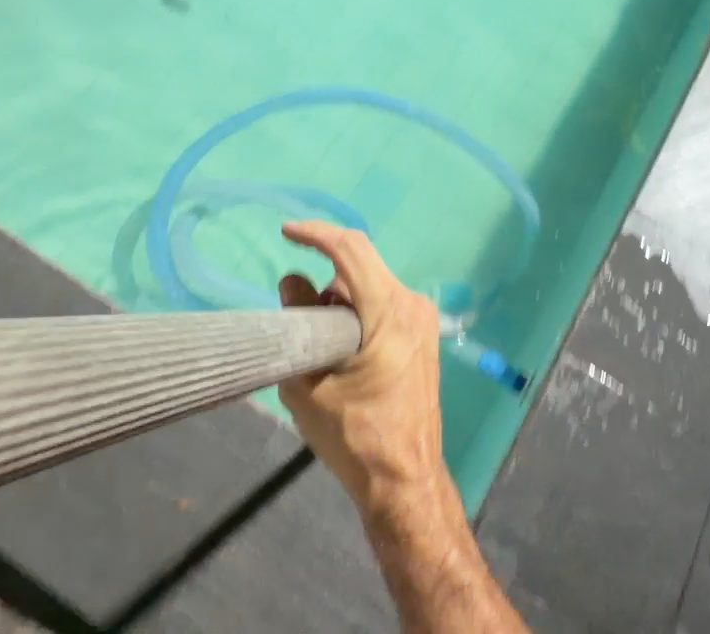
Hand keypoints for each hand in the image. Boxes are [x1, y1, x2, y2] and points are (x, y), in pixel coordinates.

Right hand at [278, 221, 445, 515]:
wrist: (404, 478)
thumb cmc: (354, 435)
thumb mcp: (308, 382)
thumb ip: (298, 324)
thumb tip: (294, 282)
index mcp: (390, 311)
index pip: (351, 249)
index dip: (316, 233)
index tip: (285, 232)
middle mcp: (413, 304)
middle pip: (360, 268)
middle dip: (322, 279)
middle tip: (294, 316)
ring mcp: (424, 320)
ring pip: (370, 287)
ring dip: (338, 299)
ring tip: (316, 346)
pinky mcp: (424, 335)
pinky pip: (383, 304)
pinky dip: (356, 312)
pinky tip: (338, 349)